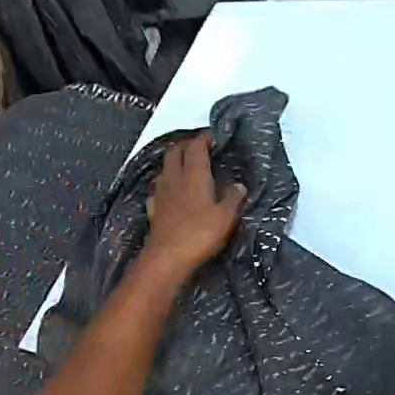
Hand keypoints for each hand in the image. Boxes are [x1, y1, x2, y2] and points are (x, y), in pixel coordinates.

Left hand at [141, 134, 245, 276]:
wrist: (169, 257)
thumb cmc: (201, 233)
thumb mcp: (226, 216)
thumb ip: (233, 198)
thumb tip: (239, 186)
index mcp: (194, 174)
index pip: (196, 147)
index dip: (204, 139)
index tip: (214, 137)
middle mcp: (174, 177)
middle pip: (175, 151)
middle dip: (186, 145)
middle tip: (199, 148)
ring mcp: (161, 192)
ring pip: (165, 168)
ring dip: (174, 162)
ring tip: (186, 166)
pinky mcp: (154, 208)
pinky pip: (159, 188)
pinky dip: (166, 184)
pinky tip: (171, 192)